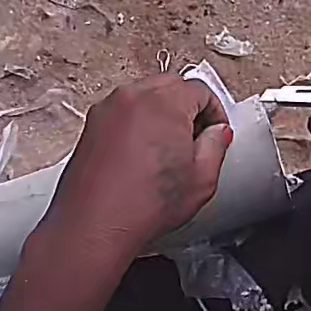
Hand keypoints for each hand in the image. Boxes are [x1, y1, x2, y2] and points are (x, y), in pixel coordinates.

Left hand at [37, 75, 231, 267]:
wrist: (94, 225)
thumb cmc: (141, 206)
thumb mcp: (201, 179)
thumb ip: (216, 146)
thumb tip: (218, 133)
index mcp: (165, 103)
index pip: (200, 90)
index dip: (215, 111)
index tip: (216, 131)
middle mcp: (133, 97)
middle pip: (171, 85)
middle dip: (188, 107)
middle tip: (196, 138)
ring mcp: (108, 109)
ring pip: (145, 96)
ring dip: (161, 113)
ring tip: (167, 149)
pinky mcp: (92, 124)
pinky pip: (123, 112)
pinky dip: (137, 123)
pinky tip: (142, 155)